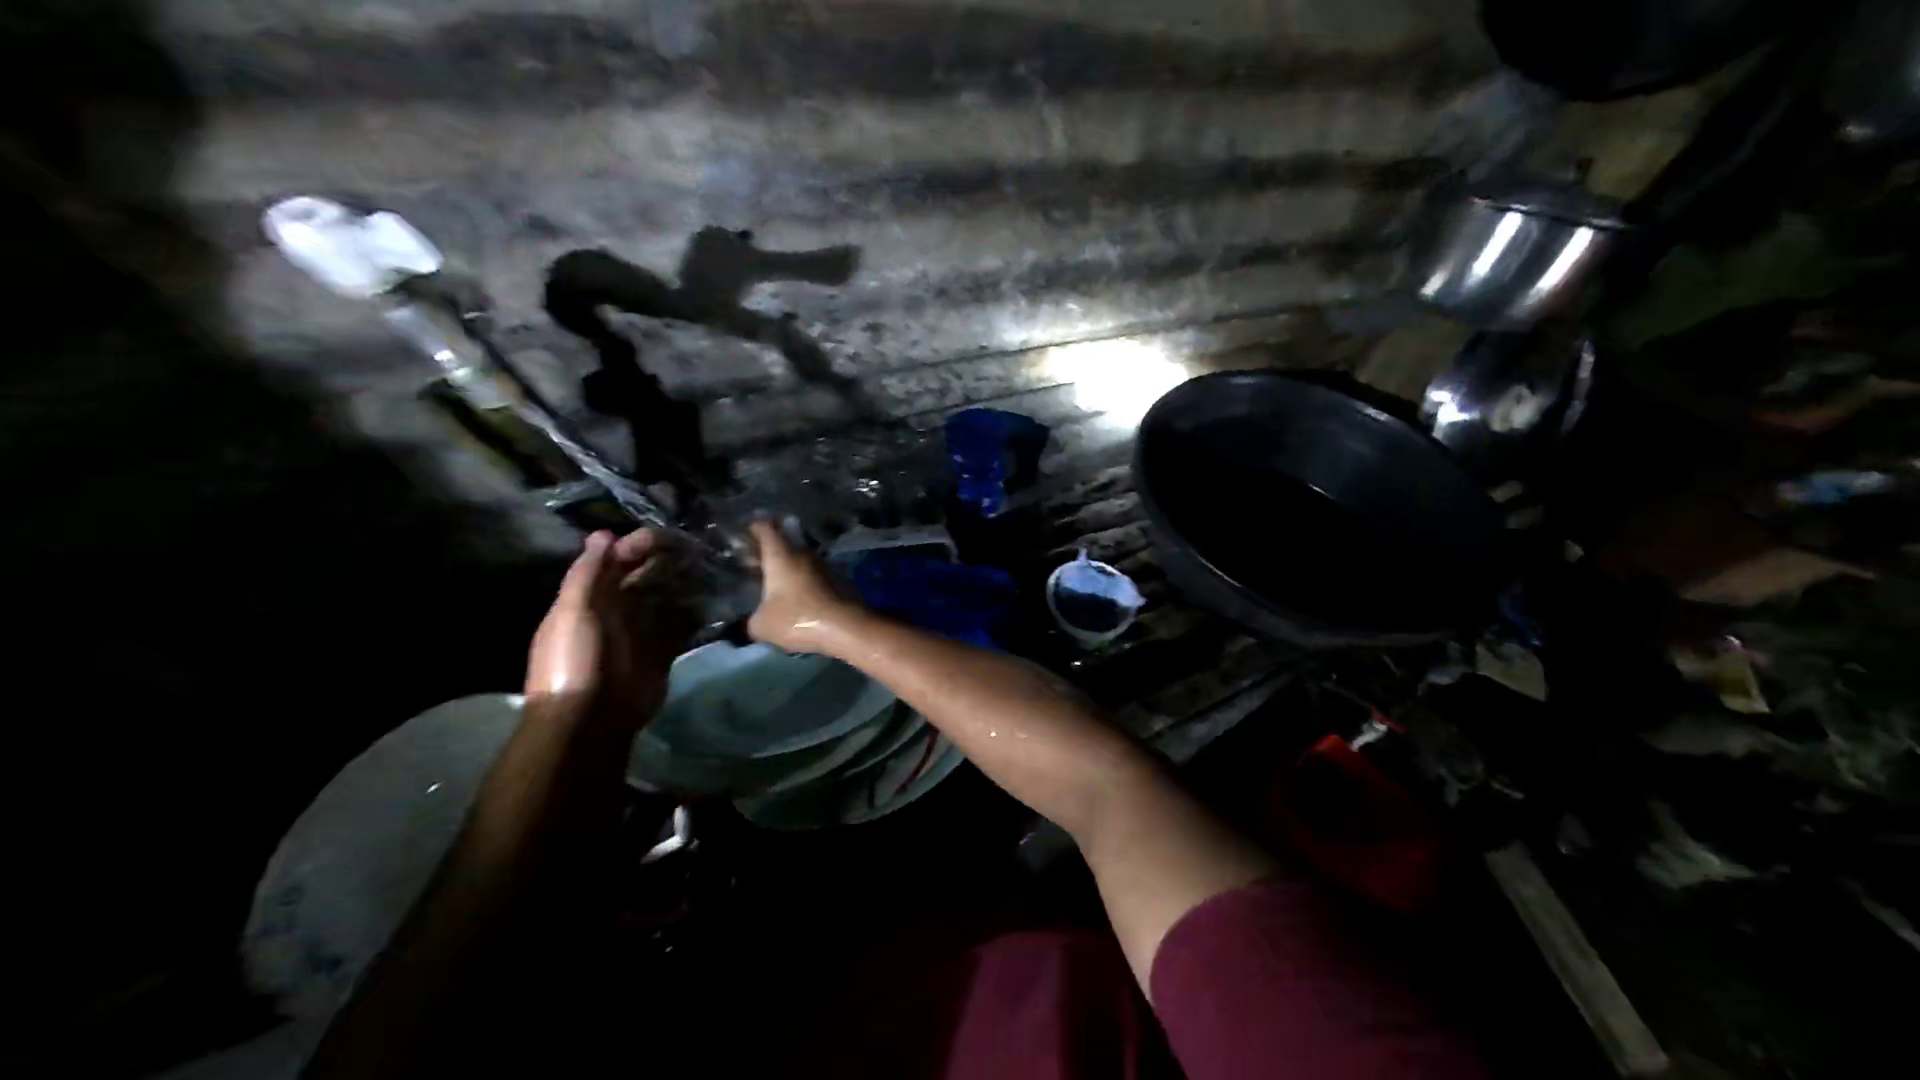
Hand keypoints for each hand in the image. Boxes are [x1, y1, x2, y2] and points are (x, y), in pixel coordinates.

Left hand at [526, 528, 699, 723]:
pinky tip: (713, 598)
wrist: (590, 719)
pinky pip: (681, 626)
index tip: (664, 536)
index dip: (635, 545)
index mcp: (589, 598)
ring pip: (664, 598)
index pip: (613, 561)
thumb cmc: (575, 661)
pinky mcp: (661, 652)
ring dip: (683, 583)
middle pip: (641, 577)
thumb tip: (604, 534)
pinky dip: (695, 613)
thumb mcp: (572, 612)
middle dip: (663, 560)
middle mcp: (615, 610)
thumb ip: (587, 573)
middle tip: (694, 546)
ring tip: (709, 566)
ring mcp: (639, 631)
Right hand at [746, 521, 861, 654]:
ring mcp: (824, 566)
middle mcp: (803, 554)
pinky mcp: (839, 580)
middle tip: (755, 563)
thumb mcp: (763, 626)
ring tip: (776, 585)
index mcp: (781, 556)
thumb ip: (751, 620)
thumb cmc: (799, 619)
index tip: (745, 533)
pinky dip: (804, 582)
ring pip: (801, 560)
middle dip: (769, 551)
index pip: (766, 528)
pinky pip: (815, 576)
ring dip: (788, 568)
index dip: (754, 527)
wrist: (848, 627)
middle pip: (784, 543)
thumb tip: (753, 622)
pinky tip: (799, 599)